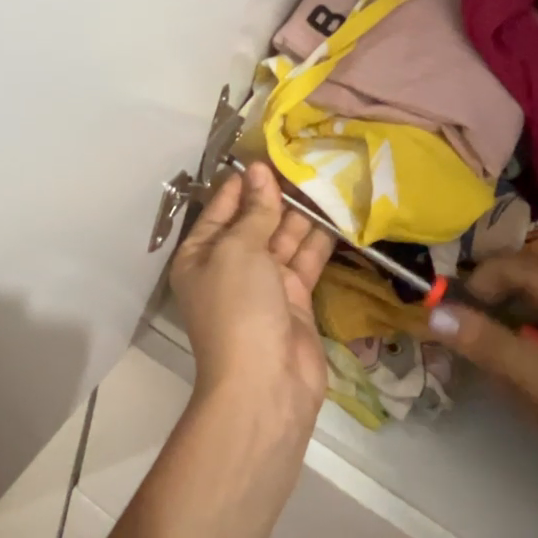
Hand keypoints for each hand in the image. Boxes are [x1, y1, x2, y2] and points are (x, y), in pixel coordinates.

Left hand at [170, 162, 334, 425]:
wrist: (264, 384)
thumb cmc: (238, 307)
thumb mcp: (239, 250)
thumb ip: (255, 211)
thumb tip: (259, 171)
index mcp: (200, 254)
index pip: (221, 208)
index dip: (242, 182)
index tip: (267, 153)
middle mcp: (228, 265)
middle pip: (253, 221)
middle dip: (276, 195)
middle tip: (305, 161)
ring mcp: (262, 284)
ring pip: (282, 239)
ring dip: (301, 214)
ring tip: (326, 178)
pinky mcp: (293, 300)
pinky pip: (305, 261)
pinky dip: (318, 241)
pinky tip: (337, 214)